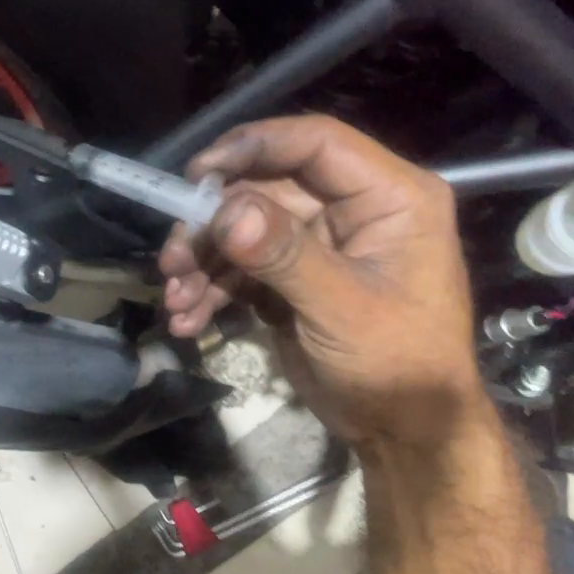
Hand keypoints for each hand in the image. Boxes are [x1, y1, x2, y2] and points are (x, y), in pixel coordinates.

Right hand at [159, 116, 483, 447]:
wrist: (401, 427)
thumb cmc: (396, 364)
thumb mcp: (343, 309)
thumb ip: (286, 257)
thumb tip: (227, 212)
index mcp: (387, 198)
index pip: (315, 145)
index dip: (254, 148)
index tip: (196, 175)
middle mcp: (351, 211)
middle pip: (264, 193)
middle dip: (211, 228)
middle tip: (172, 262)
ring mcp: (317, 247)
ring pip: (243, 233)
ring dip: (203, 266)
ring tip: (176, 303)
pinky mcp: (290, 281)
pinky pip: (240, 271)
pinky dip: (210, 293)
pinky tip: (188, 322)